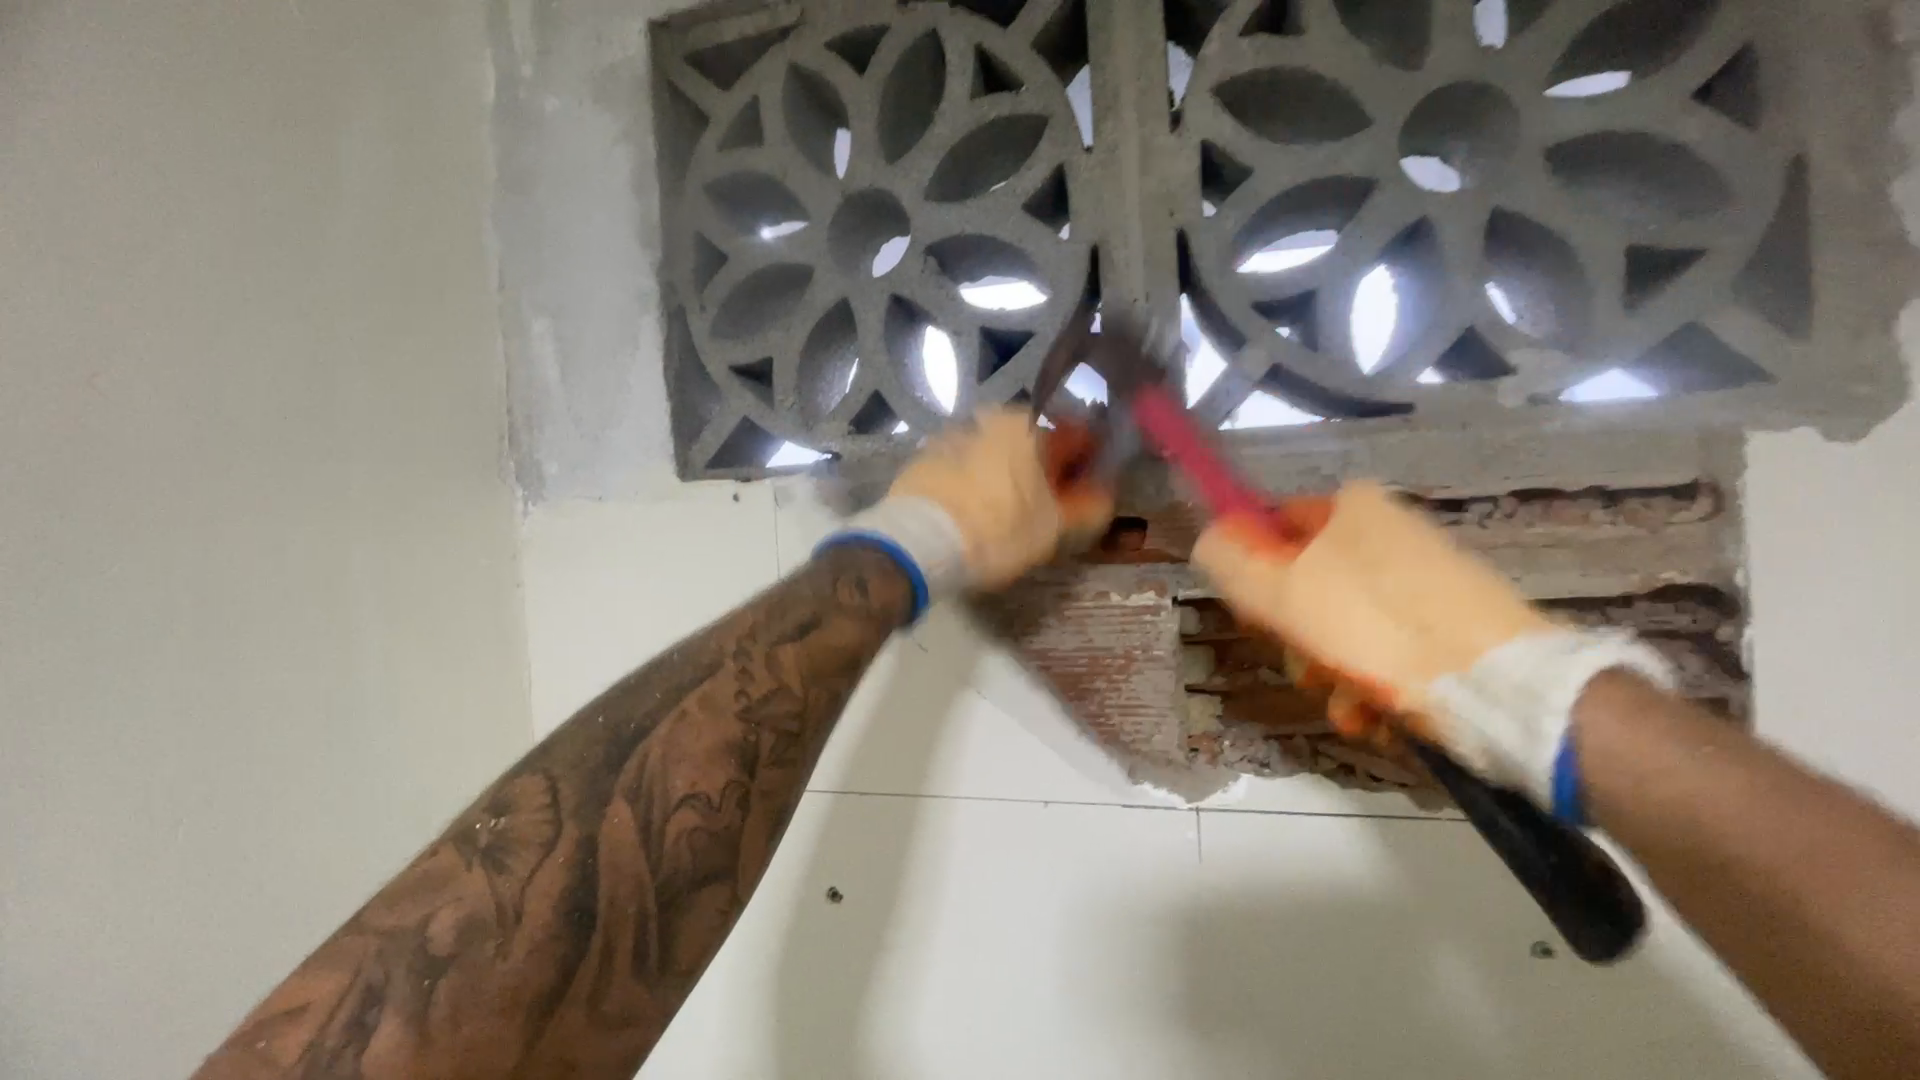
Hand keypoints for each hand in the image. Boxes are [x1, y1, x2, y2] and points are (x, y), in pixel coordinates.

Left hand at [889, 408, 1113, 587]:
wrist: (917, 544)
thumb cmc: (996, 531)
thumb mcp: (1052, 529)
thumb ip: (1087, 508)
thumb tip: (1103, 496)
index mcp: (1027, 426)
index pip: (1075, 434)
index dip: (1087, 462)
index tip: (1089, 487)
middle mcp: (988, 419)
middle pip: (1030, 443)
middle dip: (1043, 469)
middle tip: (1047, 506)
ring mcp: (949, 436)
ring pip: (993, 454)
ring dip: (1005, 475)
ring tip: (1006, 515)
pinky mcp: (920, 460)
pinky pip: (960, 469)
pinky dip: (972, 484)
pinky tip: (972, 515)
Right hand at [1192, 482, 1670, 814]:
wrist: (1503, 689)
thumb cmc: (1378, 630)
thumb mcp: (1280, 593)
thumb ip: (1228, 560)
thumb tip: (1207, 537)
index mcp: (1351, 507)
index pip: (1271, 526)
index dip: (1253, 572)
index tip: (1259, 614)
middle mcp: (1388, 533)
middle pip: (1304, 584)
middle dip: (1297, 637)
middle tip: (1307, 665)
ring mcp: (1424, 580)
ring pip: (1342, 628)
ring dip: (1331, 673)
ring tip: (1352, 703)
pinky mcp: (1452, 625)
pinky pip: (1387, 651)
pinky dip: (1373, 686)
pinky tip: (1379, 714)